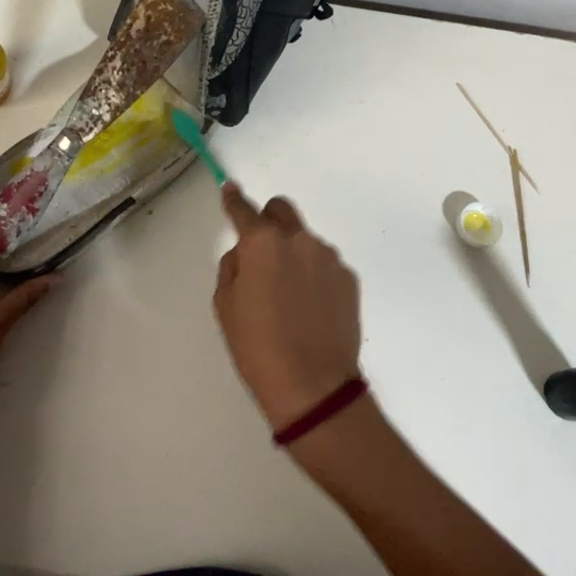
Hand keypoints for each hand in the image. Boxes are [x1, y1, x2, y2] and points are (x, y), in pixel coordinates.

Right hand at [213, 183, 362, 429]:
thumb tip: (245, 254)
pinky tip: (309, 308)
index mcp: (262, 243)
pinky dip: (313, 275)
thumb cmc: (258, 347)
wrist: (314, 387)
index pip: (243, 210)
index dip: (233, 199)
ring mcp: (329, 258)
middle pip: (281, 210)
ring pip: (304, 240)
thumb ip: (233, 267)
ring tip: (288, 296)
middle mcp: (299, 240)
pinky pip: (324, 265)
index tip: (229, 189)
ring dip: (293, 253)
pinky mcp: (349, 279)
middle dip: (268, 221)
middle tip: (260, 253)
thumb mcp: (226, 306)